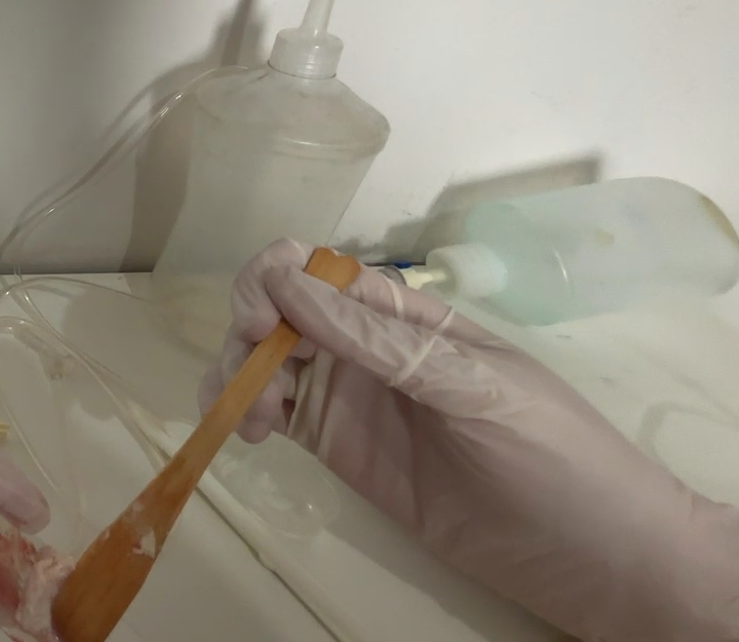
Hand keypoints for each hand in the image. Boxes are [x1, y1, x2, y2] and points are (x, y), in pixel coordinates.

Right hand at [201, 239, 738, 641]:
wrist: (597, 564)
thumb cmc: (554, 455)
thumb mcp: (470, 385)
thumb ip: (372, 337)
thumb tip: (281, 282)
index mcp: (392, 314)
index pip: (309, 269)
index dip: (271, 280)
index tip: (260, 321)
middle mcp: (352, 343)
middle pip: (269, 310)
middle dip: (246, 333)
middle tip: (253, 382)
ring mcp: (336, 389)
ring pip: (256, 358)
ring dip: (236, 375)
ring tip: (253, 418)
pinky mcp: (325, 436)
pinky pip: (264, 407)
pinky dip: (238, 408)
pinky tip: (245, 430)